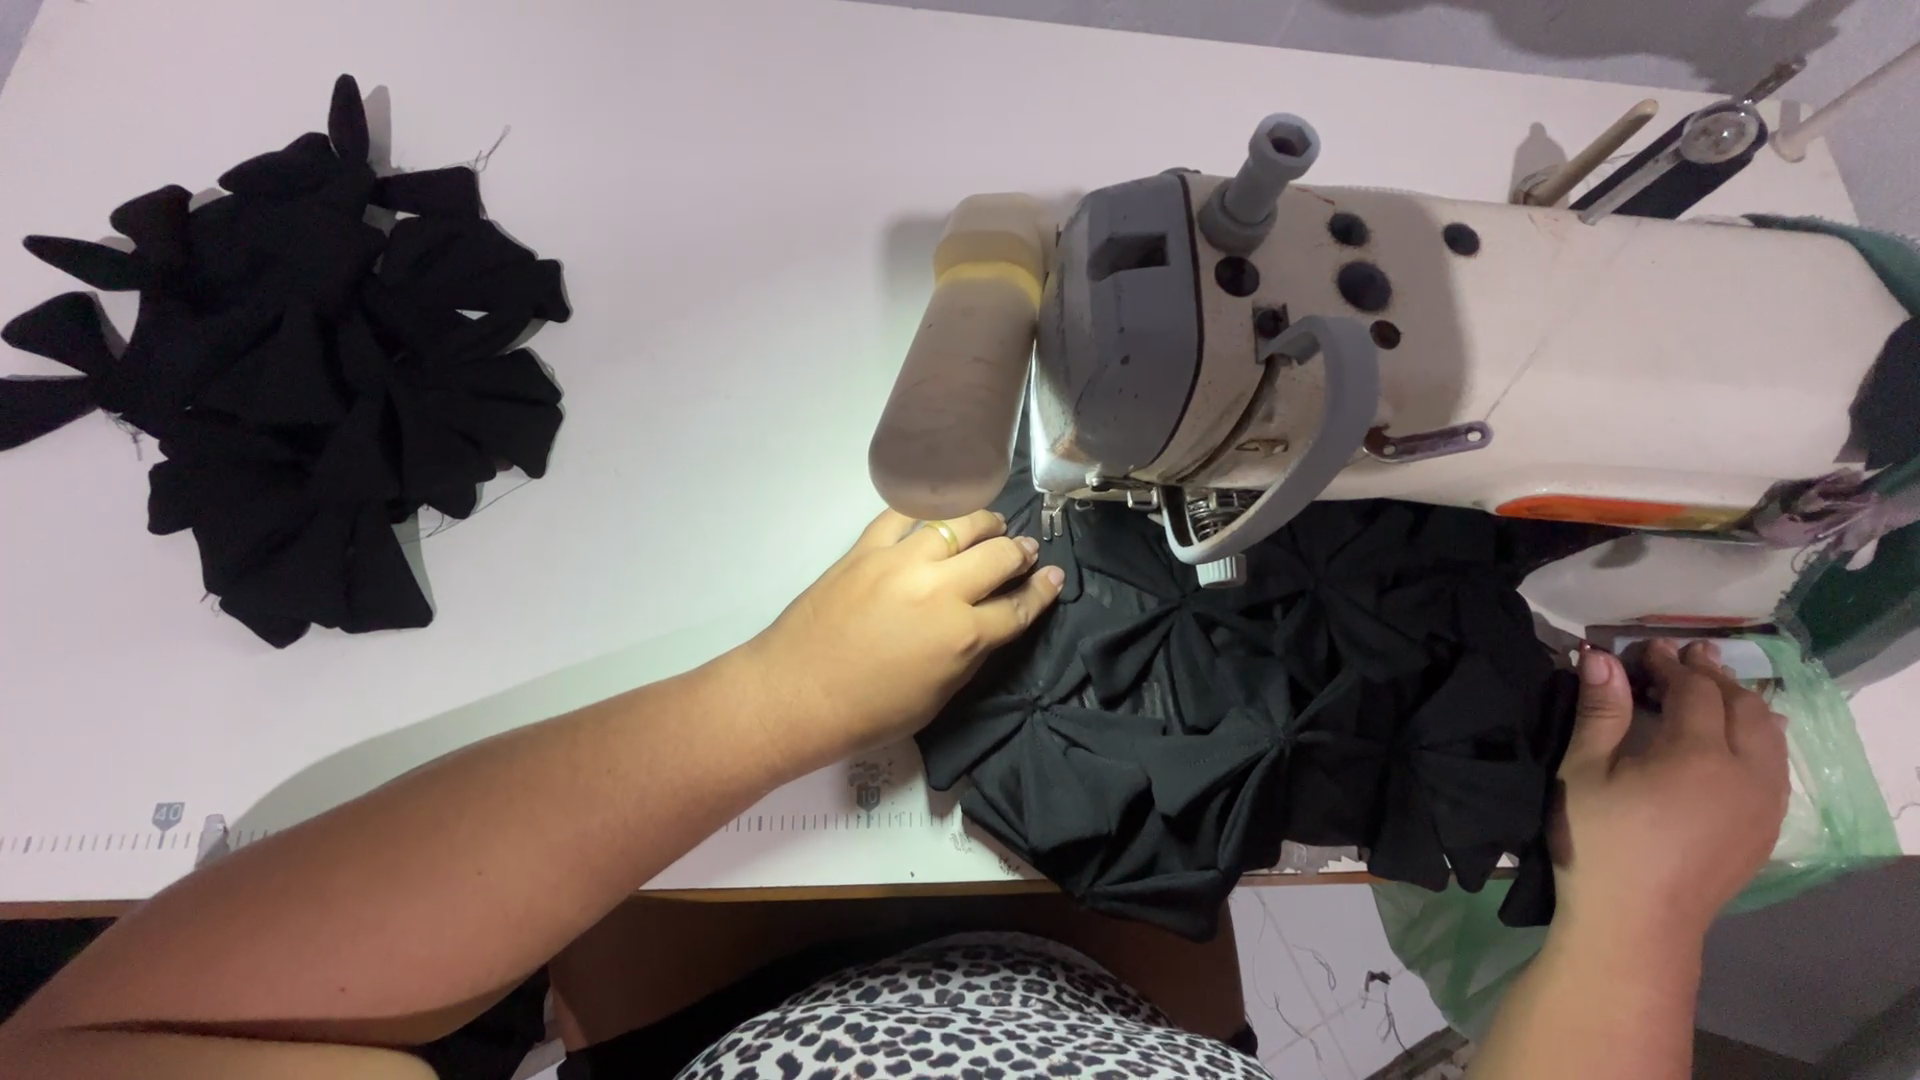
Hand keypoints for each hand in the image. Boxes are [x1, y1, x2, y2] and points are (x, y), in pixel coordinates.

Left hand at [732, 508, 1064, 770]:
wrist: (795, 694)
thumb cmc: (868, 712)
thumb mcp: (938, 697)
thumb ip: (970, 654)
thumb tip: (988, 622)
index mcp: (963, 636)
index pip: (1017, 607)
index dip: (1041, 592)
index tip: (1054, 578)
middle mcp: (940, 590)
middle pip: (998, 556)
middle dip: (1020, 552)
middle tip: (1025, 551)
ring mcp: (901, 562)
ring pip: (958, 523)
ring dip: (984, 521)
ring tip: (991, 524)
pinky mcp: (866, 548)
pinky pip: (902, 515)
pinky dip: (926, 511)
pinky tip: (937, 514)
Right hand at [1550, 640, 1789, 950]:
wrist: (1635, 918)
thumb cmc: (1596, 838)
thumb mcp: (1584, 770)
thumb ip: (1601, 711)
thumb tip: (1599, 657)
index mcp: (1699, 756)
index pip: (1697, 690)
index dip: (1670, 663)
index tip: (1640, 648)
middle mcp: (1747, 774)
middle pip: (1744, 706)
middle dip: (1711, 675)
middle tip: (1676, 657)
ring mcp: (1765, 803)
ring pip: (1769, 735)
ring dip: (1737, 703)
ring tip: (1705, 689)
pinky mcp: (1766, 826)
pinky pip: (1773, 765)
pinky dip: (1752, 736)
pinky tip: (1724, 738)